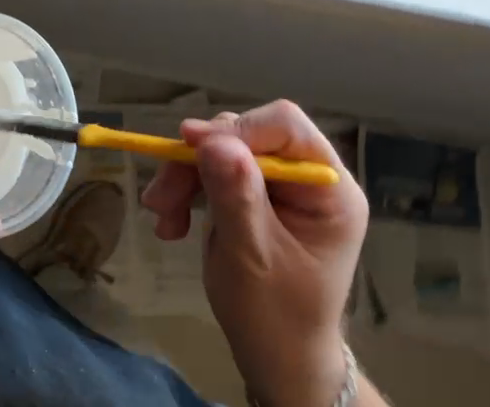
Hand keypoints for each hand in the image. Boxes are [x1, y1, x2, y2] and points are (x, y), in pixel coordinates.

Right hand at [140, 102, 368, 406]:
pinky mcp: (255, 195)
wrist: (275, 360)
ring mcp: (281, 186)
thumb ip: (235, 196)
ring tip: (161, 215)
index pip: (285, 127)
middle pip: (245, 137)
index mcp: (329, 191)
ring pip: (221, 151)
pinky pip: (213, 171)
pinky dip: (186, 191)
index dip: (237, 128)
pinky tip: (171, 223)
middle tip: (160, 198)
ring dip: (184, 177)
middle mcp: (307, 179)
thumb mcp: (251, 257)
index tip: (189, 143)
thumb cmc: (274, 318)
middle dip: (198, 162)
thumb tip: (213, 141)